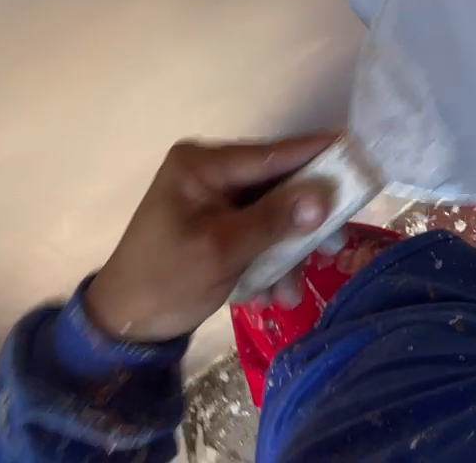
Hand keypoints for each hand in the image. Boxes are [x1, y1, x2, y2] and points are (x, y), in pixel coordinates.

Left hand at [84, 133, 335, 341]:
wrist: (124, 327)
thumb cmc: (166, 280)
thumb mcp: (222, 251)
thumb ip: (274, 221)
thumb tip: (323, 199)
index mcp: (202, 165)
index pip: (269, 154)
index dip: (312, 153)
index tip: (351, 147)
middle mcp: (209, 172)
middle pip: (275, 185)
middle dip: (304, 220)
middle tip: (335, 244)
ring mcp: (213, 198)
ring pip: (270, 213)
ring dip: (286, 250)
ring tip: (294, 289)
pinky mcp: (216, 223)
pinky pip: (256, 231)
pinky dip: (269, 258)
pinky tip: (276, 292)